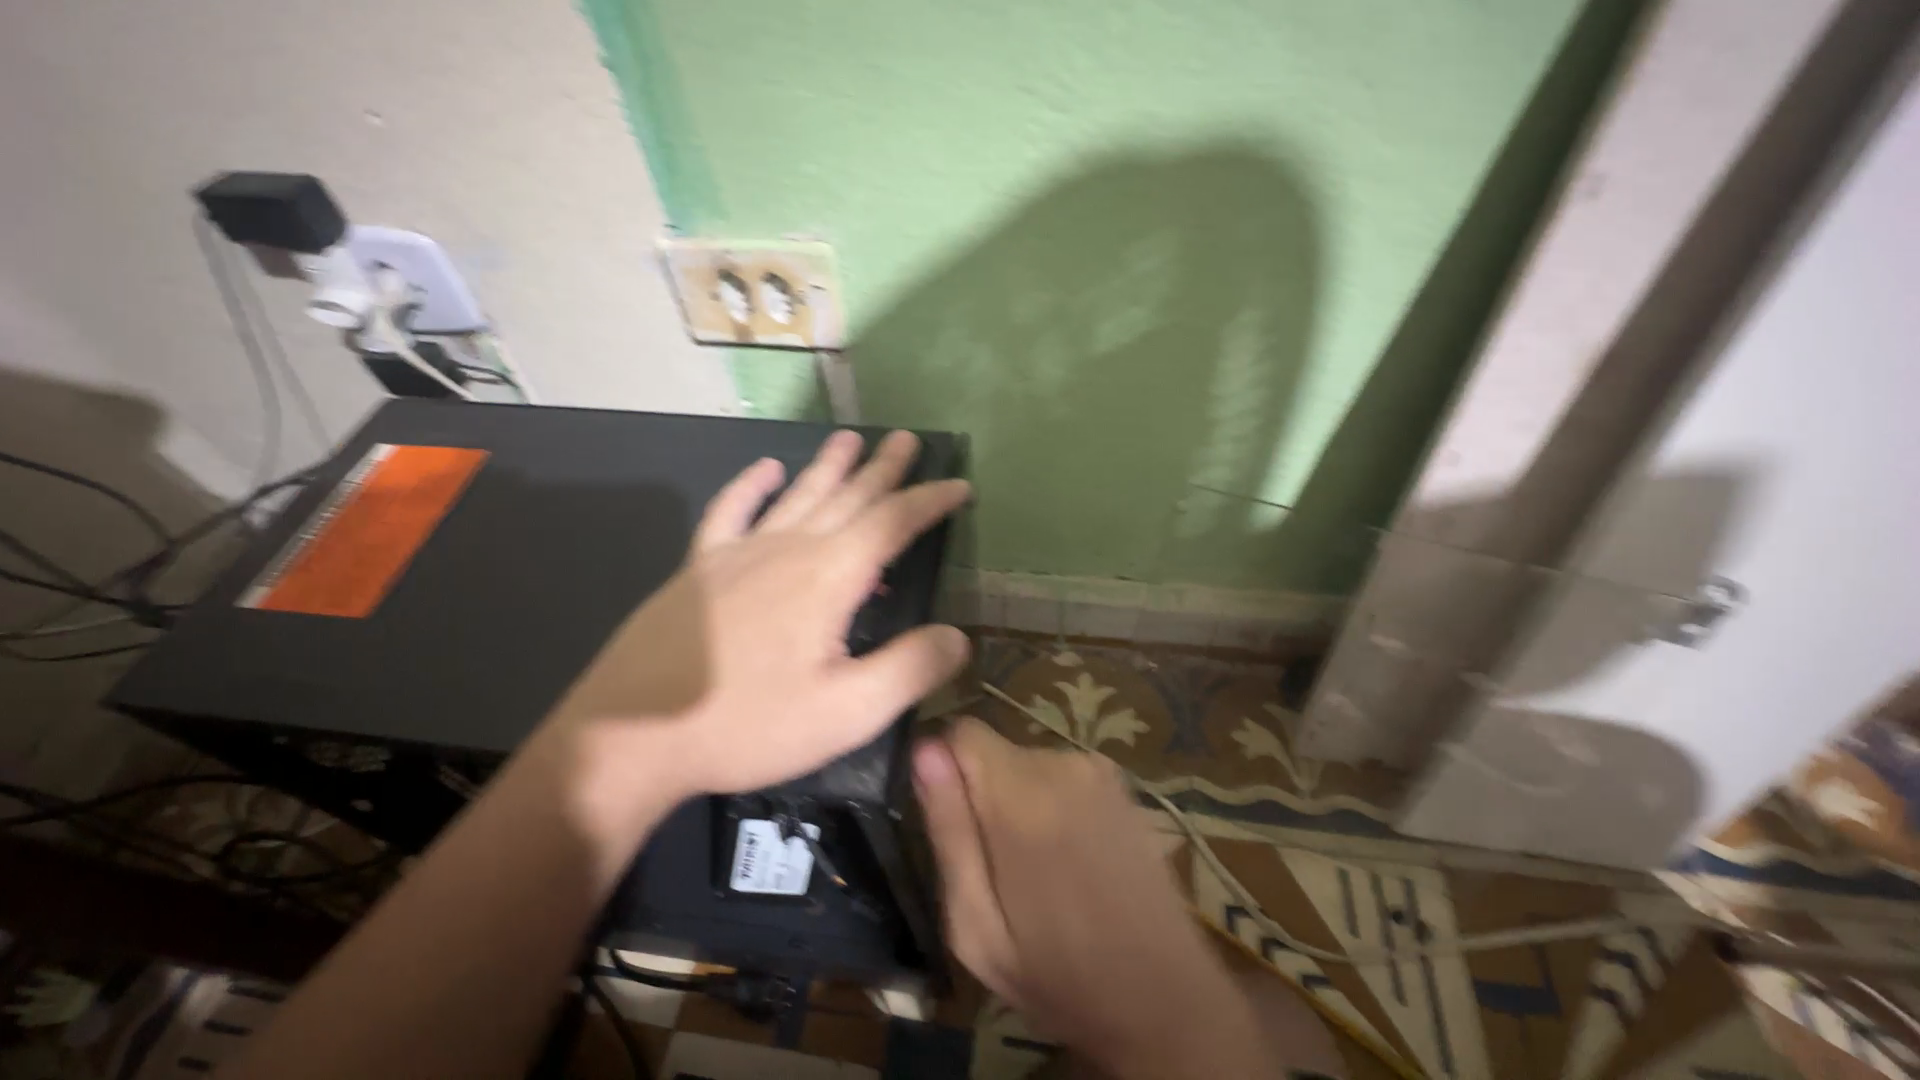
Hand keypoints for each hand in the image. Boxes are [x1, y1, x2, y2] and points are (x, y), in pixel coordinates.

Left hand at [549, 429, 971, 798]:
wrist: (634, 734)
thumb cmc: (748, 725)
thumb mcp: (847, 713)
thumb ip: (909, 669)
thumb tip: (958, 636)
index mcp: (828, 578)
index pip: (892, 523)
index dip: (930, 502)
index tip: (960, 485)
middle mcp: (787, 550)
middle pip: (846, 497)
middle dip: (883, 469)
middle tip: (908, 439)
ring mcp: (737, 554)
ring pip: (796, 496)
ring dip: (828, 466)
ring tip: (851, 439)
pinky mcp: (699, 568)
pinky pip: (730, 511)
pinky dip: (751, 486)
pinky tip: (766, 470)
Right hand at [915, 719, 1281, 1079]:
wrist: (1165, 999)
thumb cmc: (1058, 974)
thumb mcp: (976, 925)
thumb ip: (949, 831)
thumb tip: (925, 751)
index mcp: (1021, 796)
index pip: (960, 732)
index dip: (945, 772)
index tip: (953, 826)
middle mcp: (1064, 765)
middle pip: (995, 753)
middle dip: (984, 798)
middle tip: (997, 872)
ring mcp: (1102, 773)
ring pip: (1028, 766)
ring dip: (1020, 806)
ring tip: (1038, 878)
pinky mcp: (1125, 788)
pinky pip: (1063, 780)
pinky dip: (1056, 810)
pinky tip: (1074, 867)